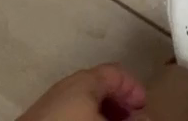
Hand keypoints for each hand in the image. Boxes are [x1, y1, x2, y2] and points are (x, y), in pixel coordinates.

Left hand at [17, 64, 148, 120]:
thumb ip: (132, 119)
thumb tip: (147, 117)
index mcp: (86, 80)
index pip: (116, 73)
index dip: (134, 87)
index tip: (145, 106)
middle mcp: (68, 85)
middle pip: (100, 86)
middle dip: (119, 102)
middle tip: (131, 118)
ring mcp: (51, 102)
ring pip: (84, 102)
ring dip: (102, 113)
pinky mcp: (39, 119)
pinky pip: (69, 113)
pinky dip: (84, 117)